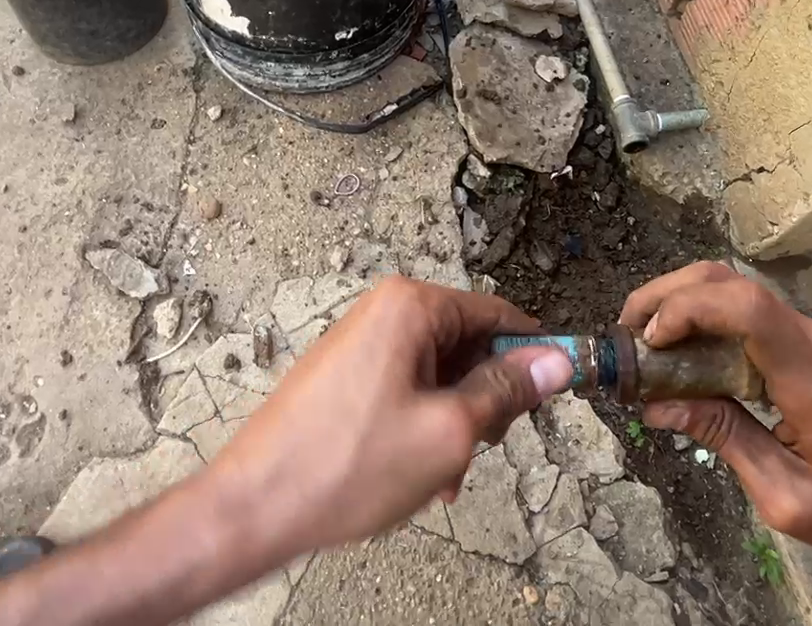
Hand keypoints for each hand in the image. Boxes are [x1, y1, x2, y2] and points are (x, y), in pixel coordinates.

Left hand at [207, 276, 573, 557]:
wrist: (254, 505)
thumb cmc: (351, 465)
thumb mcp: (450, 429)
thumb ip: (507, 389)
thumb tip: (556, 360)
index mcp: (410, 306)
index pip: (495, 313)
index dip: (532, 353)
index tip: (556, 390)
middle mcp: (384, 309)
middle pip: (466, 342)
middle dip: (484, 397)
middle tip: (482, 448)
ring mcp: (361, 339)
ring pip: (438, 371)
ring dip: (454, 420)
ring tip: (444, 473)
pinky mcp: (346, 369)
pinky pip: (405, 385)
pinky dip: (422, 422)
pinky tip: (418, 470)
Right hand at [619, 262, 811, 573]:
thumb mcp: (789, 498)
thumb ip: (723, 440)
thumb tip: (656, 407)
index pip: (748, 308)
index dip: (690, 308)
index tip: (651, 340)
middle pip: (732, 281)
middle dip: (670, 293)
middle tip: (628, 329)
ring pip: (737, 288)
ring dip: (684, 301)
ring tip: (646, 337)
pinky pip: (750, 312)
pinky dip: (706, 317)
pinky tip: (684, 349)